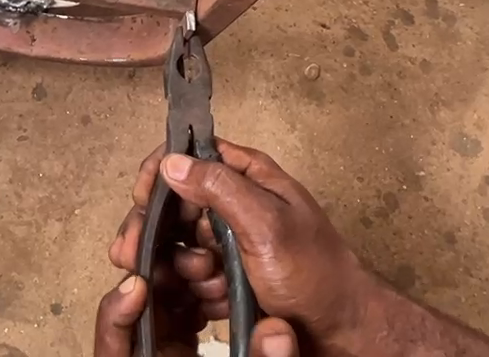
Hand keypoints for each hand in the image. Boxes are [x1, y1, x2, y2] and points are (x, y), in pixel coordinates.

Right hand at [108, 141, 373, 352]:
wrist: (345, 336)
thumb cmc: (318, 276)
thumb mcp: (267, 225)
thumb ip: (219, 187)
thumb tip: (172, 161)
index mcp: (247, 174)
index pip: (189, 153)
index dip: (161, 172)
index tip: (143, 199)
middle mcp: (236, 199)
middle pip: (177, 199)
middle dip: (164, 231)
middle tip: (154, 256)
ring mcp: (232, 237)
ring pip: (182, 240)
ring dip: (185, 266)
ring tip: (210, 283)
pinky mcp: (230, 270)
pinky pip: (195, 272)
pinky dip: (198, 288)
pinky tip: (216, 301)